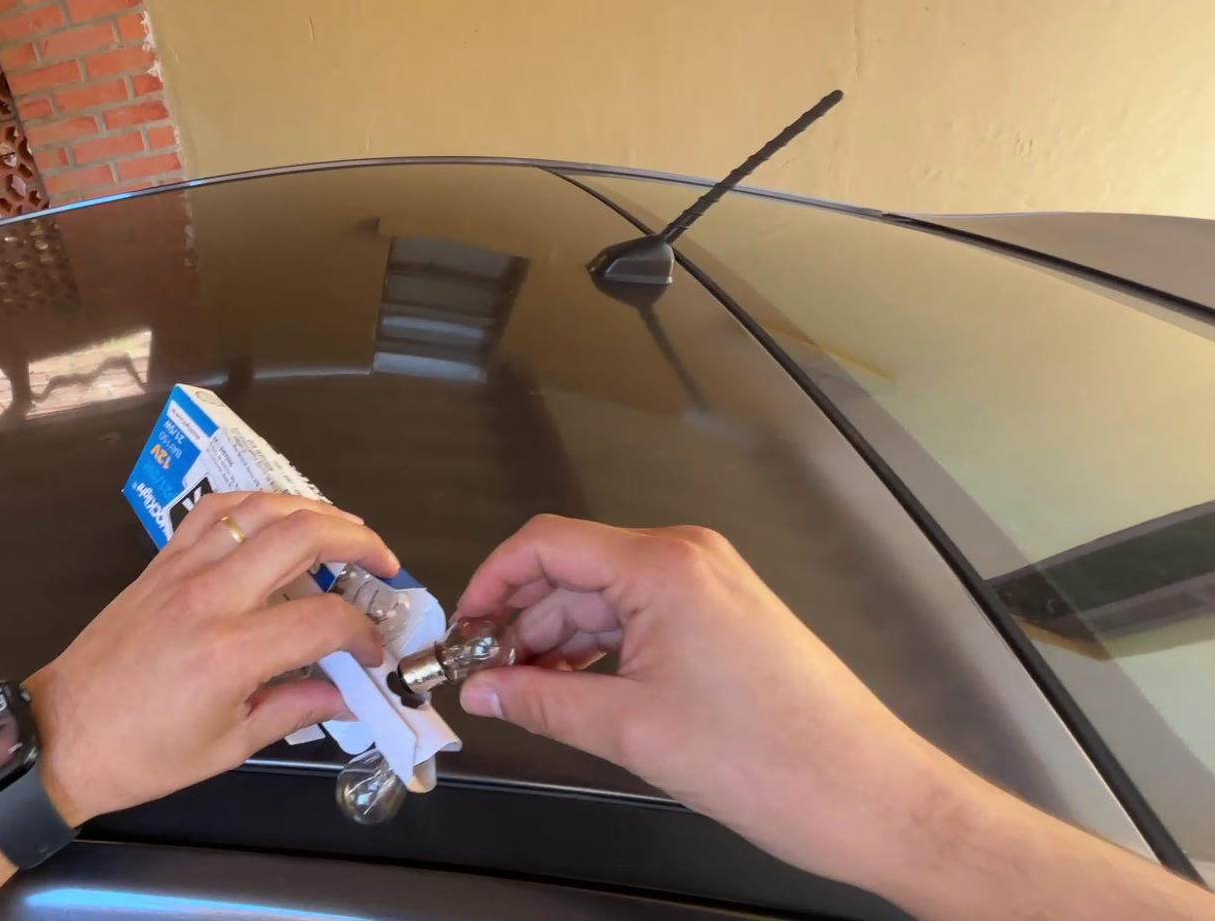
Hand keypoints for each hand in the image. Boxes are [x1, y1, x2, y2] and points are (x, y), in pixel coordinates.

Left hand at [26, 491, 398, 826]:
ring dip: (313, 510)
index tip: (373, 651)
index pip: (322, 619)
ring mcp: (183, 567)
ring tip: (345, 529)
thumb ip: (296, 707)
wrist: (63, 732)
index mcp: (229, 652)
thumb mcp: (228, 745)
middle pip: (300, 536)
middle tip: (384, 562)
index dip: (363, 633)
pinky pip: (215, 509)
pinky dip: (255, 503)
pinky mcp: (162, 559)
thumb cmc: (144, 753)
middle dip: (358, 541)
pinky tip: (276, 517)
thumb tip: (351, 692)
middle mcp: (210, 595)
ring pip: (260, 508)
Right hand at [454, 516, 961, 887]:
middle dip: (521, 621)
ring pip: (597, 598)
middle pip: (569, 572)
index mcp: (661, 566)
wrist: (888, 806)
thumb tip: (477, 692)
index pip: (545, 544)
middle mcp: (680, 557)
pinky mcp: (712, 612)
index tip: (464, 627)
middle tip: (486, 672)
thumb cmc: (768, 763)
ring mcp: (700, 582)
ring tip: (523, 689)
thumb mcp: (634, 730)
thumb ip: (539, 701)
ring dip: (554, 641)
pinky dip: (594, 649)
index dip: (492, 579)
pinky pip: (631, 616)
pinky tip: (570, 685)